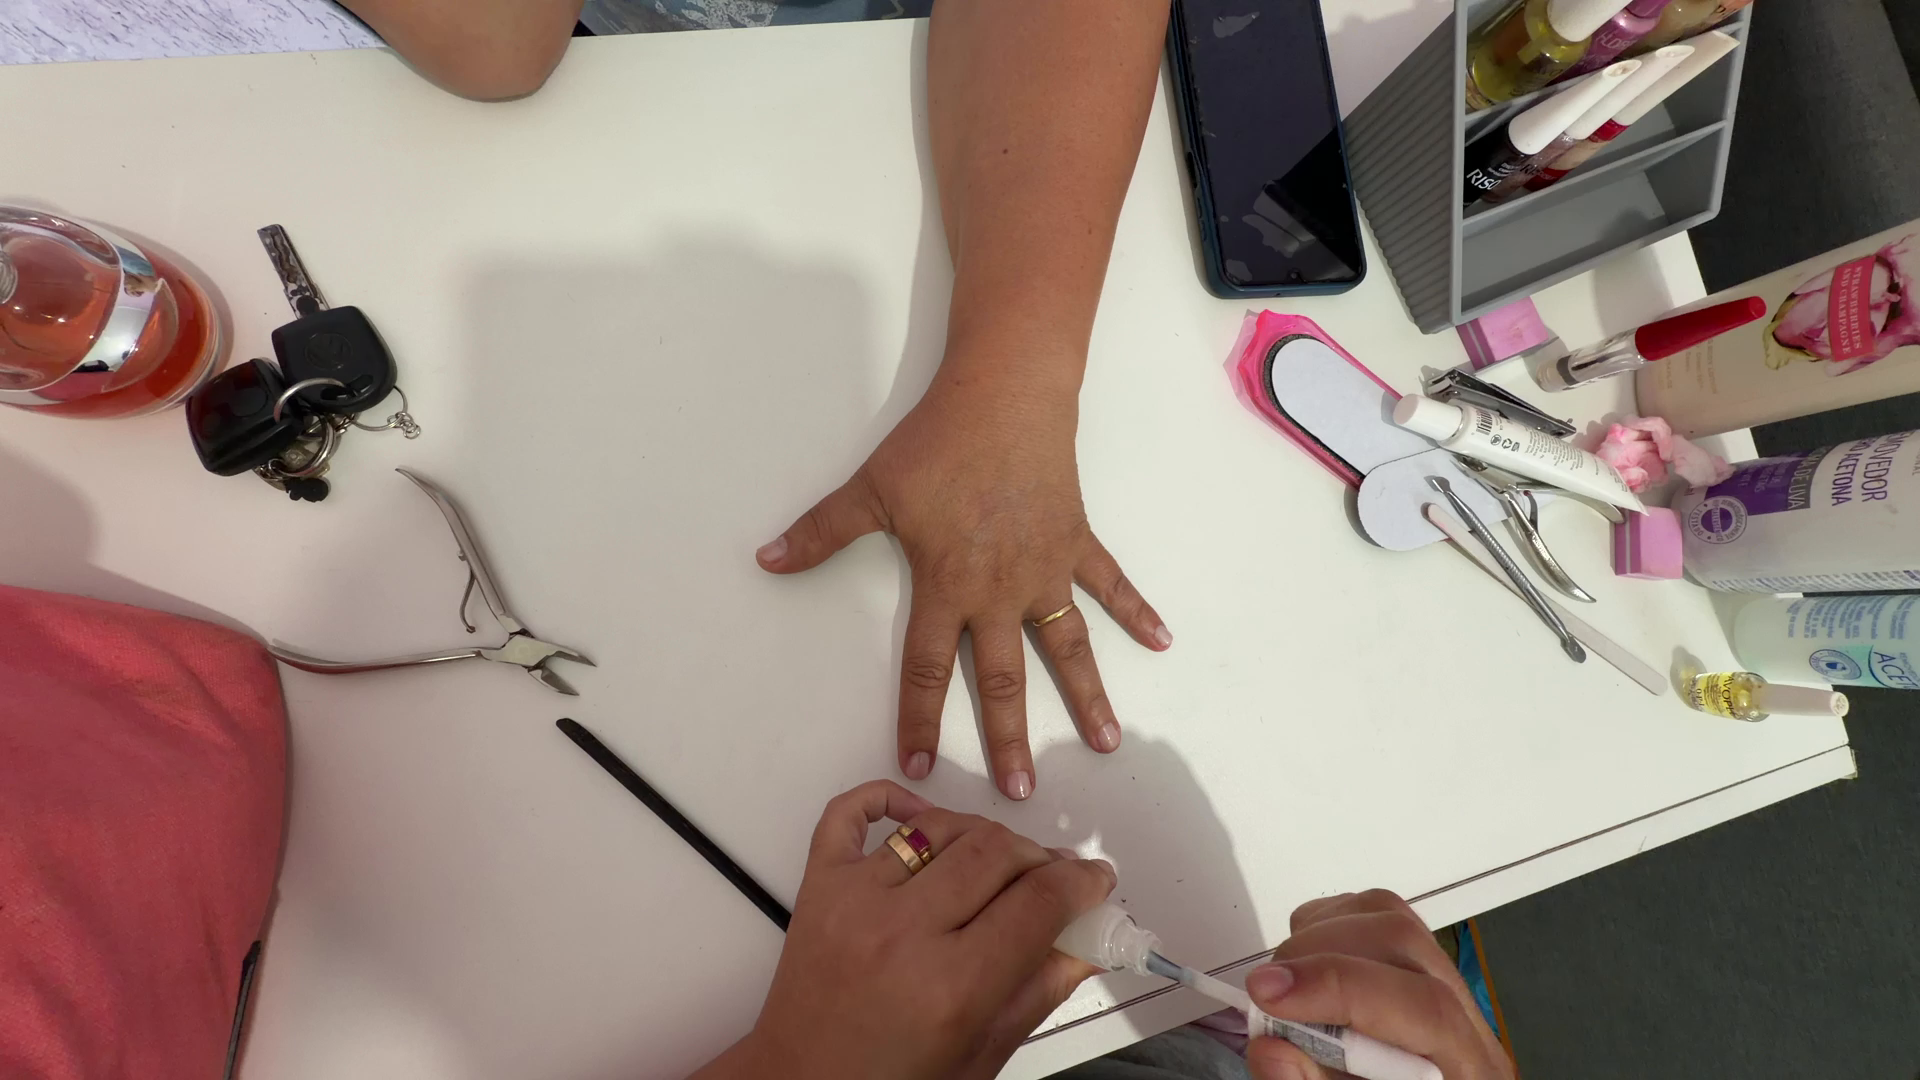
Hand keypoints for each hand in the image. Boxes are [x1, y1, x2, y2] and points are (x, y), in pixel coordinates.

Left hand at [696, 781, 1117, 1079]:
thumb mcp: (979, 1058)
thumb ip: (1037, 993)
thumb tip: (1087, 941)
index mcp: (948, 989)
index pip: (1038, 904)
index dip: (1081, 884)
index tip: (1095, 878)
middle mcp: (900, 933)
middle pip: (996, 852)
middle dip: (1039, 857)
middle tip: (1052, 874)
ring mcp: (854, 898)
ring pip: (941, 824)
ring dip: (983, 834)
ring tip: (999, 858)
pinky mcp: (819, 881)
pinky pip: (853, 811)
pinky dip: (888, 796)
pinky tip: (920, 811)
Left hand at [756, 366, 1169, 800]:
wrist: (1004, 397)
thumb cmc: (938, 444)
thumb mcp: (872, 488)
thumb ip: (822, 531)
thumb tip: (766, 558)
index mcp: (947, 586)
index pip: (925, 668)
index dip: (918, 719)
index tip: (920, 767)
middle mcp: (999, 591)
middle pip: (1003, 678)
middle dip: (1010, 738)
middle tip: (1022, 793)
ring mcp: (1045, 570)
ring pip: (1067, 645)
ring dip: (1086, 696)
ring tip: (1107, 743)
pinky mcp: (1076, 542)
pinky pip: (1110, 583)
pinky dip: (1136, 610)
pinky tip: (1162, 640)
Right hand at [1244, 890, 1512, 1079]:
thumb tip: (1268, 1048)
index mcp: (1469, 1070)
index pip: (1426, 1007)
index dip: (1340, 988)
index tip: (1268, 997)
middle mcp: (1466, 1013)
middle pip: (1401, 941)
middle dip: (1316, 956)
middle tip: (1266, 994)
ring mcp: (1440, 972)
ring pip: (1382, 913)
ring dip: (1313, 936)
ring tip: (1284, 984)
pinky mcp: (1406, 951)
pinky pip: (1364, 909)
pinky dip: (1318, 925)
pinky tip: (1303, 964)